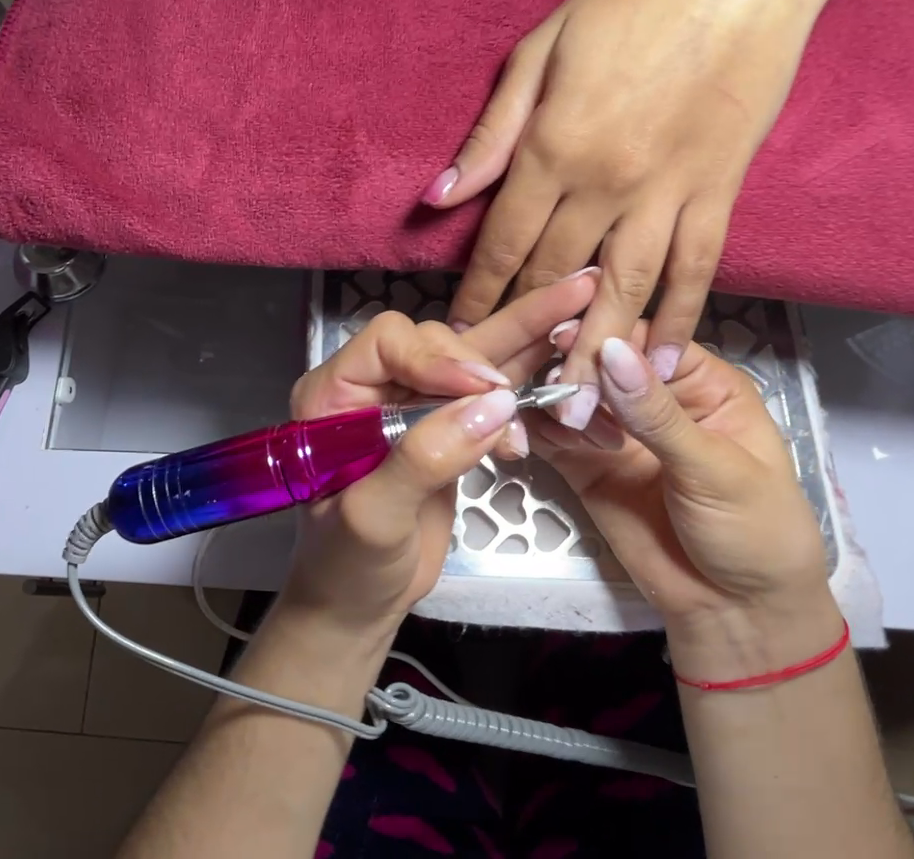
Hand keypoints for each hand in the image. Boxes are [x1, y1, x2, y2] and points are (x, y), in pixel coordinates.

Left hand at [278, 272, 598, 638]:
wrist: (359, 602)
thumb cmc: (346, 564)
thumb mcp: (374, 517)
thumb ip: (424, 459)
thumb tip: (493, 406)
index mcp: (333, 395)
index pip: (387, 342)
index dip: (437, 357)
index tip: (481, 389)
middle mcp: (371, 387)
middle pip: (433, 342)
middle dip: (480, 362)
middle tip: (516, 396)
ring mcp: (410, 404)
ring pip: (468, 359)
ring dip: (522, 343)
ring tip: (580, 310)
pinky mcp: (444, 426)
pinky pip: (485, 395)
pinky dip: (523, 389)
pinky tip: (558, 391)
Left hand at [434, 0, 823, 428]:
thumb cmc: (627, 3)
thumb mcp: (538, 54)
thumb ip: (490, 136)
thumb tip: (438, 197)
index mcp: (552, 149)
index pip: (501, 245)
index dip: (477, 297)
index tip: (460, 338)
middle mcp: (605, 184)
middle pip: (553, 278)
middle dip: (525, 338)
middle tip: (505, 392)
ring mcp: (668, 193)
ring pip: (621, 289)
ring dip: (593, 352)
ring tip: (573, 409)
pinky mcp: (721, 193)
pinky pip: (696, 270)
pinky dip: (675, 321)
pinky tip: (655, 363)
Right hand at [531, 325, 835, 679]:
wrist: (734, 614)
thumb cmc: (755, 532)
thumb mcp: (716, 469)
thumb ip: (657, 414)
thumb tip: (611, 350)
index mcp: (700, 384)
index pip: (647, 340)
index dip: (609, 335)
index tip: (569, 337)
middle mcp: (651, 398)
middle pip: (599, 363)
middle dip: (573, 369)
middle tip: (552, 385)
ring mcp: (613, 432)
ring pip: (568, 396)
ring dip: (550, 400)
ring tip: (548, 419)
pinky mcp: (582, 465)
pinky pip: (549, 437)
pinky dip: (531, 431)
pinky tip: (522, 435)